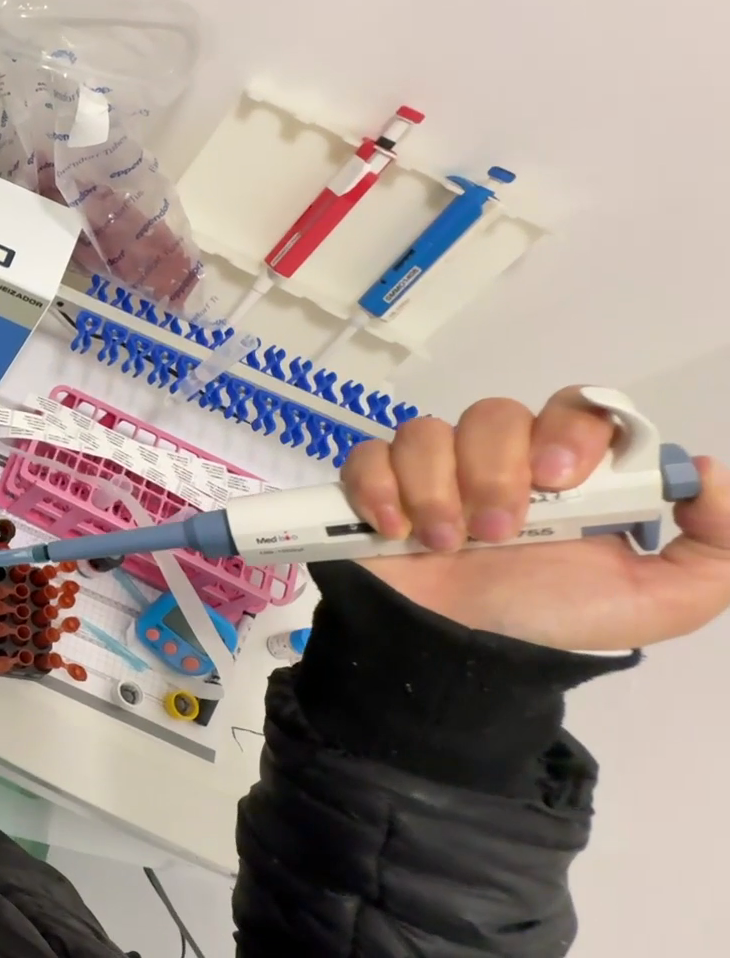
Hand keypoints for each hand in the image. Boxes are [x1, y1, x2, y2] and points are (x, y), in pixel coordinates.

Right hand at [341, 386, 729, 650]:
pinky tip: (393, 532)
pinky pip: (366, 457)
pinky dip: (378, 491)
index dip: (565, 429)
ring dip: (434, 491)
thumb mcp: (663, 597)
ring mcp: (427, 470)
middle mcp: (495, 460)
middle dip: (492, 472)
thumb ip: (718, 542)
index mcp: (566, 476)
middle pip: (492, 413)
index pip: (574, 408)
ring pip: (424, 433)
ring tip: (443, 545)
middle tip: (496, 532)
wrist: (462, 653)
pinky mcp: (371, 484)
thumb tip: (702, 469)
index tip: (558, 480)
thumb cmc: (551, 619)